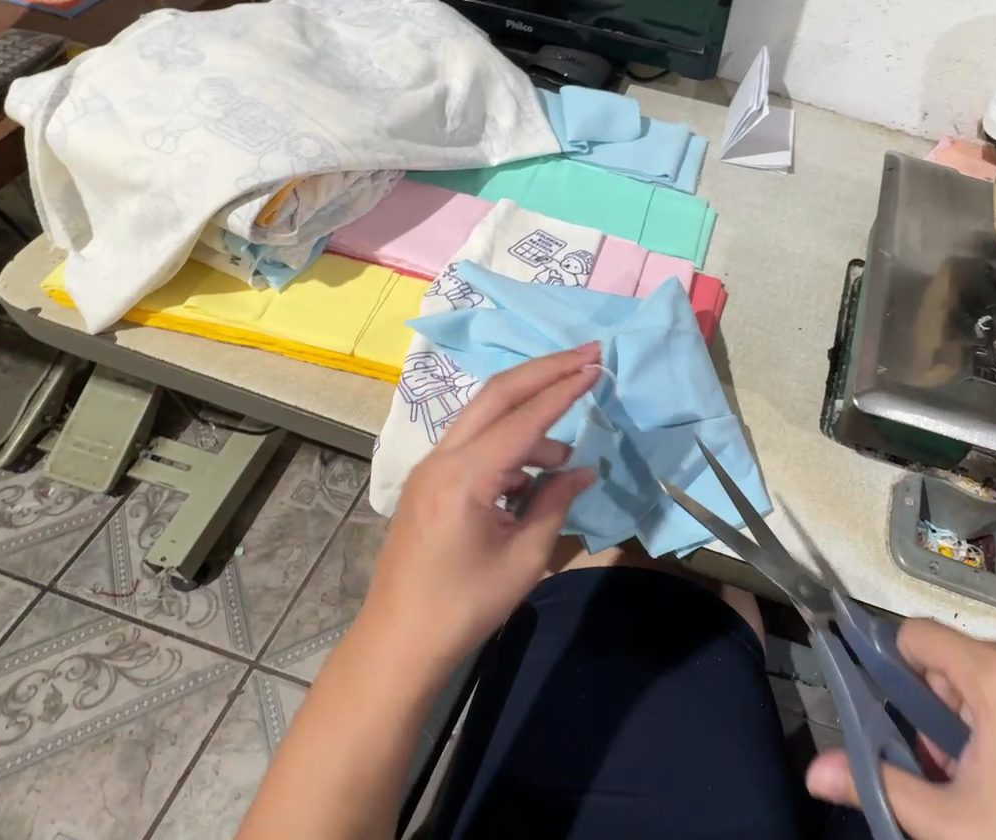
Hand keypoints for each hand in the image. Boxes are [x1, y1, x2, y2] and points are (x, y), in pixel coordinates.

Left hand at [361, 344, 600, 666]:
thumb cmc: (465, 606)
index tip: (596, 366)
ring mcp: (431, 467)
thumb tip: (582, 470)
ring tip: (567, 454)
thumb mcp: (525, 558)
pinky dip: (511, 443)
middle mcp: (442, 458)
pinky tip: (535, 473)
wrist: (399, 641)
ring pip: (486, 416)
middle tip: (587, 355)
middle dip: (545, 370)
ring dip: (530, 417)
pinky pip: (476, 442)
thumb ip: (556, 503)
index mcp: (464, 476)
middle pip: (497, 394)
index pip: (524, 418)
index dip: (564, 390)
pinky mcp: (430, 480)